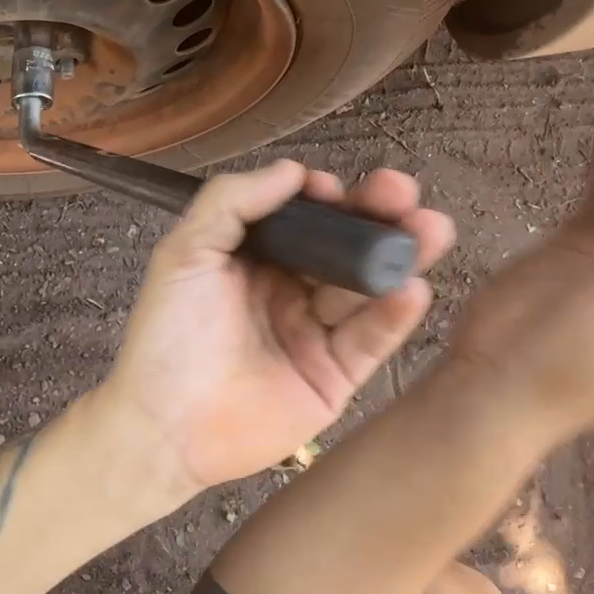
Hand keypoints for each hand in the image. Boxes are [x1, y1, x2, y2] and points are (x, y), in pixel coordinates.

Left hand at [95, 162, 455, 492]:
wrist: (166, 424)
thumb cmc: (166, 337)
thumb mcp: (183, 256)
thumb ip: (229, 204)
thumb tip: (291, 169)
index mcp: (248, 263)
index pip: (300, 220)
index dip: (323, 199)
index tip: (333, 189)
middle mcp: (284, 292)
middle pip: (342, 247)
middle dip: (374, 216)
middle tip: (400, 194)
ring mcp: (312, 335)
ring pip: (366, 287)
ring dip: (399, 255)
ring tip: (428, 229)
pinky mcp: (334, 376)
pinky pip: (372, 338)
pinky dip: (394, 313)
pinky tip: (411, 287)